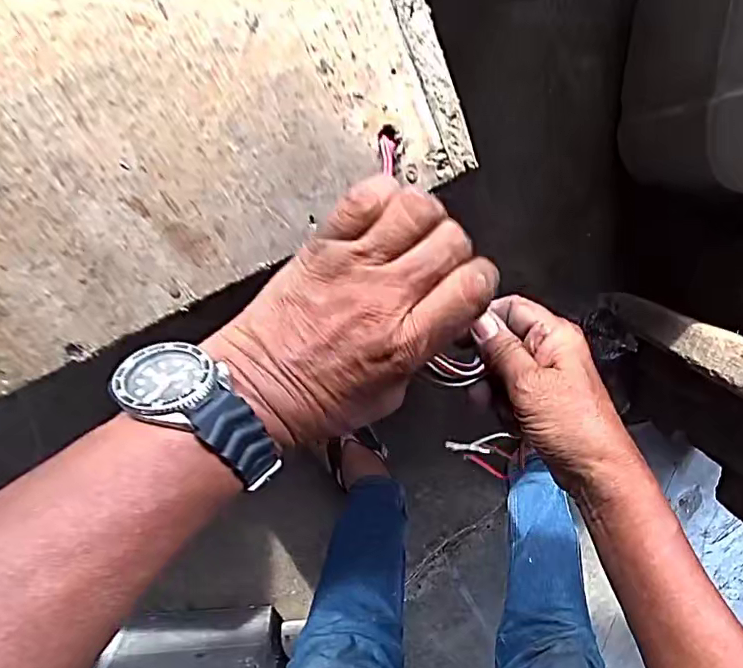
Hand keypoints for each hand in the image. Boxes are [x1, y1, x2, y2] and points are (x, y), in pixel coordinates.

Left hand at [203, 175, 497, 446]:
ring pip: (417, 209)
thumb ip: (426, 351)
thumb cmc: (320, 396)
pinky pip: (366, 195)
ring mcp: (354, 264)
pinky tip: (385, 219)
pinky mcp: (324, 244)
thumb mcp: (394, 393)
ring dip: (428, 219)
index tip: (472, 289)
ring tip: (418, 236)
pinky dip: (385, 196)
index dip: (483, 282)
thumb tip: (445, 321)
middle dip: (460, 251)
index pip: (473, 286)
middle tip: (445, 265)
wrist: (260, 386)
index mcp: (408, 340)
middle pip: (453, 242)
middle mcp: (387, 296)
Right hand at [472, 295, 644, 496]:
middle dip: (487, 368)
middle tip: (485, 386)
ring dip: (495, 395)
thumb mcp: (529, 383)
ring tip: (507, 411)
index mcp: (556, 336)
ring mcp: (546, 381)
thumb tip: (479, 323)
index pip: (510, 309)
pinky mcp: (541, 405)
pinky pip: (511, 400)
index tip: (461, 340)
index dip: (483, 322)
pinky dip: (507, 412)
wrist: (594, 471)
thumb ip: (501, 350)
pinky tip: (515, 424)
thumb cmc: (579, 429)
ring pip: (502, 375)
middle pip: (501, 344)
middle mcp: (553, 354)